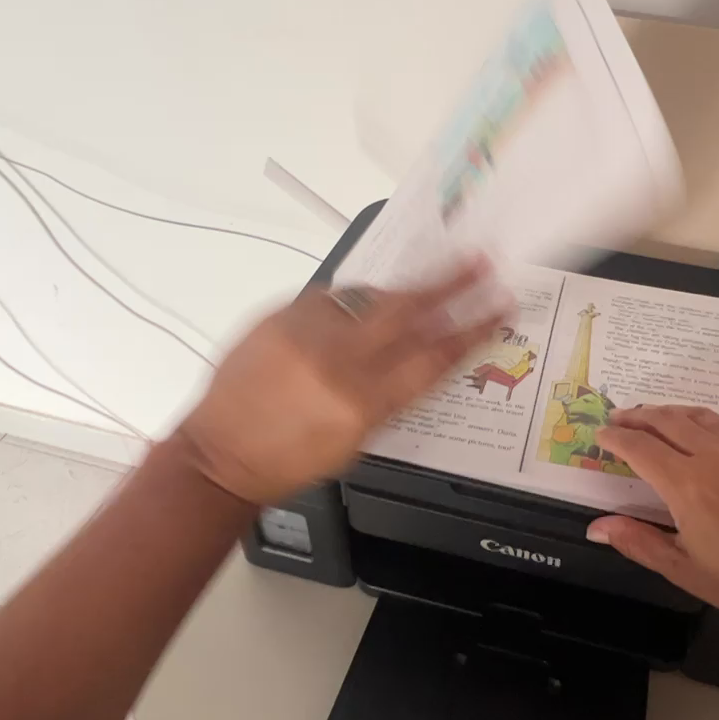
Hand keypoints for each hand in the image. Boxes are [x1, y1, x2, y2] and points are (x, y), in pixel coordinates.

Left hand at [177, 260, 505, 505]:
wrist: (219, 452)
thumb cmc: (289, 459)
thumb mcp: (355, 441)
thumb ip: (391, 395)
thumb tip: (422, 355)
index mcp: (364, 403)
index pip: (434, 357)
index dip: (473, 330)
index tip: (499, 309)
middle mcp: (339, 362)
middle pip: (410, 310)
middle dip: (452, 283)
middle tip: (483, 260)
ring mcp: (307, 332)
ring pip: (372, 298)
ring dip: (405, 292)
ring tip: (429, 283)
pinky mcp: (281, 315)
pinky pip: (334, 298)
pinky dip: (355, 303)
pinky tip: (361, 312)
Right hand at [586, 406, 718, 645]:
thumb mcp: (684, 569)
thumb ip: (637, 542)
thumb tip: (595, 527)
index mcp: (689, 487)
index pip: (640, 448)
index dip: (616, 438)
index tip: (601, 434)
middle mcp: (717, 456)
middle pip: (667, 421)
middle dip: (637, 417)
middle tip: (619, 417)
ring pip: (700, 415)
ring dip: (671, 413)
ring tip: (654, 418)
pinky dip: (710, 420)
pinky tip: (705, 428)